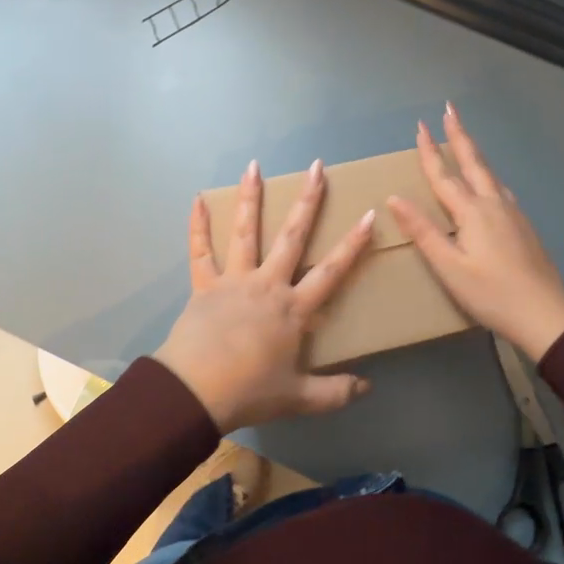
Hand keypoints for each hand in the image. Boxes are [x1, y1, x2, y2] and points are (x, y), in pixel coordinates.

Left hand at [154, 158, 376, 433]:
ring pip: (246, 232)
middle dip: (307, 201)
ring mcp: (233, 281)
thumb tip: (367, 388)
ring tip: (254, 165)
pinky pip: (200, 252)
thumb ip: (334, 392)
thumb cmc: (249, 392)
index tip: (369, 214)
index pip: (332, 270)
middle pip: (292, 236)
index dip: (353, 243)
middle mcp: (267, 285)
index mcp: (293, 309)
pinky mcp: (204, 287)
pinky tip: (198, 199)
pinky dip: (198, 226)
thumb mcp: (298, 398)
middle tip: (316, 167)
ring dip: (251, 197)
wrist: (194, 394)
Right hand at [389, 103, 563, 360]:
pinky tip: (489, 183)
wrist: (545, 314)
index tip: (420, 125)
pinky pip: (500, 188)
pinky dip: (487, 175)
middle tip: (450, 109)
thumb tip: (395, 198)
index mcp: (472, 211)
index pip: (444, 174)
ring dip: (474, 153)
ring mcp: (513, 213)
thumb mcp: (449, 267)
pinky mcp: (523, 225)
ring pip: (489, 174)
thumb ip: (423, 231)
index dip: (430, 150)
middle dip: (459, 135)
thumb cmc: (492, 294)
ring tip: (464, 140)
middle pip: (473, 162)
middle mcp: (493, 203)